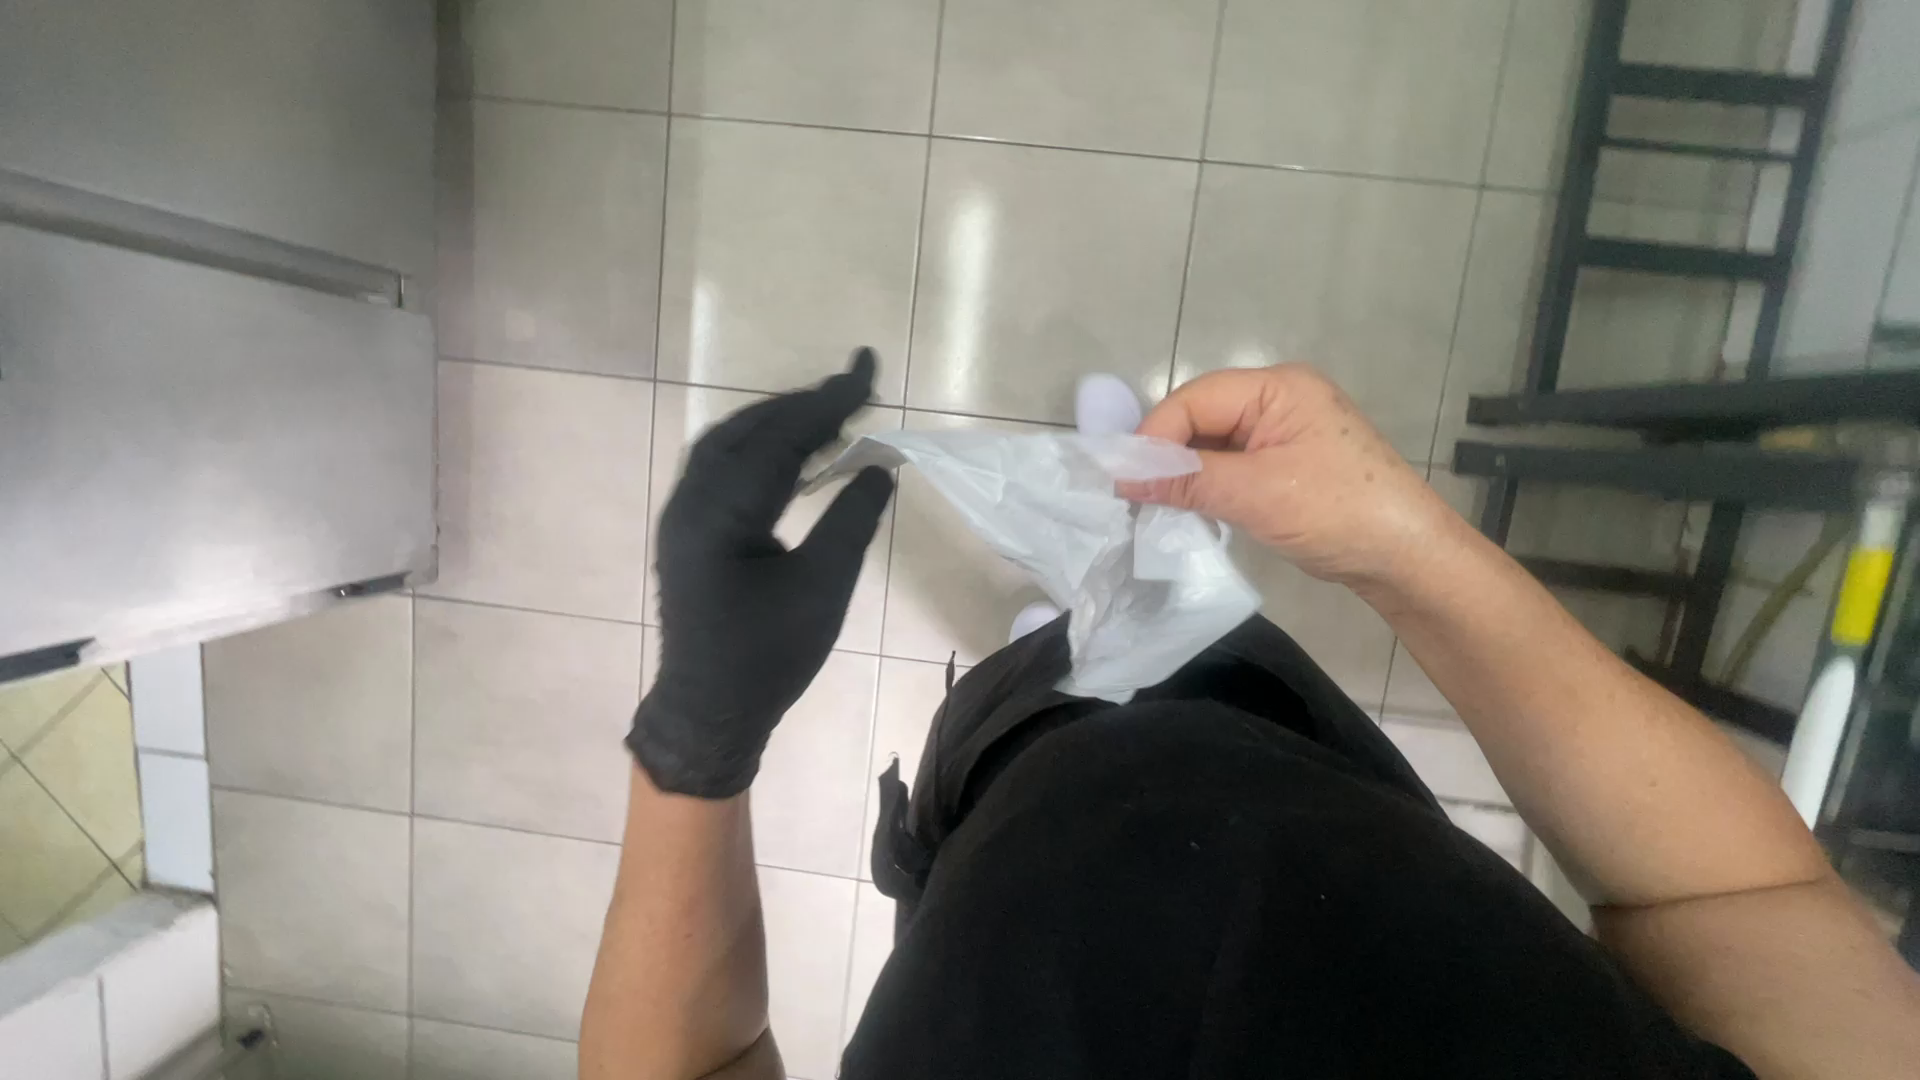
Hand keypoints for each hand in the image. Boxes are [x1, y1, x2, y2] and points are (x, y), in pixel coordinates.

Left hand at [628, 349, 894, 797]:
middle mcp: (690, 501)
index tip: (867, 370)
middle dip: (802, 405)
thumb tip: (879, 468)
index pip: (780, 438)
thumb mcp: (823, 588)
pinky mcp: (688, 529)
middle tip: (854, 390)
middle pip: (748, 430)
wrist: (709, 710)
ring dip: (778, 423)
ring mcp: (682, 514)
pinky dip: (762, 449)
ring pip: (729, 444)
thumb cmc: (769, 657)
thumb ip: (852, 520)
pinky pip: (723, 468)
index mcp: (720, 513)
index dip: (827, 402)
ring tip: (828, 415)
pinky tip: (792, 455)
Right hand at [1121, 364, 1461, 588]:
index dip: (1155, 436)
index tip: (1125, 478)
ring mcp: (1279, 431)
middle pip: (1199, 416)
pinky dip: (1202, 484)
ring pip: (1209, 442)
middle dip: (1165, 454)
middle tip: (1132, 493)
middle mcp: (1276, 399)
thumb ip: (1187, 479)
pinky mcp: (1280, 462)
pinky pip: (1226, 463)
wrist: (1404, 557)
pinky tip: (1186, 506)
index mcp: (1278, 388)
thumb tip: (1122, 478)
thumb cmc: (1336, 512)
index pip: (1195, 400)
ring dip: (1181, 472)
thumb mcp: (1255, 494)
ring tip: (1152, 503)